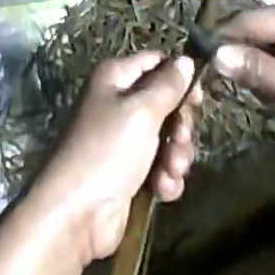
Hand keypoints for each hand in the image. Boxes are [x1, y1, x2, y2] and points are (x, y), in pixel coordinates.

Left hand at [29, 52, 199, 261]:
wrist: (76, 214)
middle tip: (179, 141)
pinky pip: (160, 166)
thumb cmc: (107, 150)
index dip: (180, 77)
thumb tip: (186, 60)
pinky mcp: (130, 172)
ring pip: (167, 138)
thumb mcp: (142, 111)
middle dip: (179, 126)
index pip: (157, 63)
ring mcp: (124, 139)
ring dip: (175, 156)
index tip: (198, 99)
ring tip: (168, 172)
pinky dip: (166, 178)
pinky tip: (162, 190)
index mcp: (116, 77)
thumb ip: (168, 85)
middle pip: (167, 102)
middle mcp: (119, 102)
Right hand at [213, 2, 274, 162]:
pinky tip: (268, 96)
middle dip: (235, 55)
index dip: (222, 38)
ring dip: (249, 68)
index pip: (250, 19)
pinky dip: (262, 75)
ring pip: (258, 45)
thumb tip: (215, 55)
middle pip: (252, 30)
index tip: (196, 61)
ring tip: (246, 93)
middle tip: (213, 82)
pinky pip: (269, 57)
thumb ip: (258, 71)